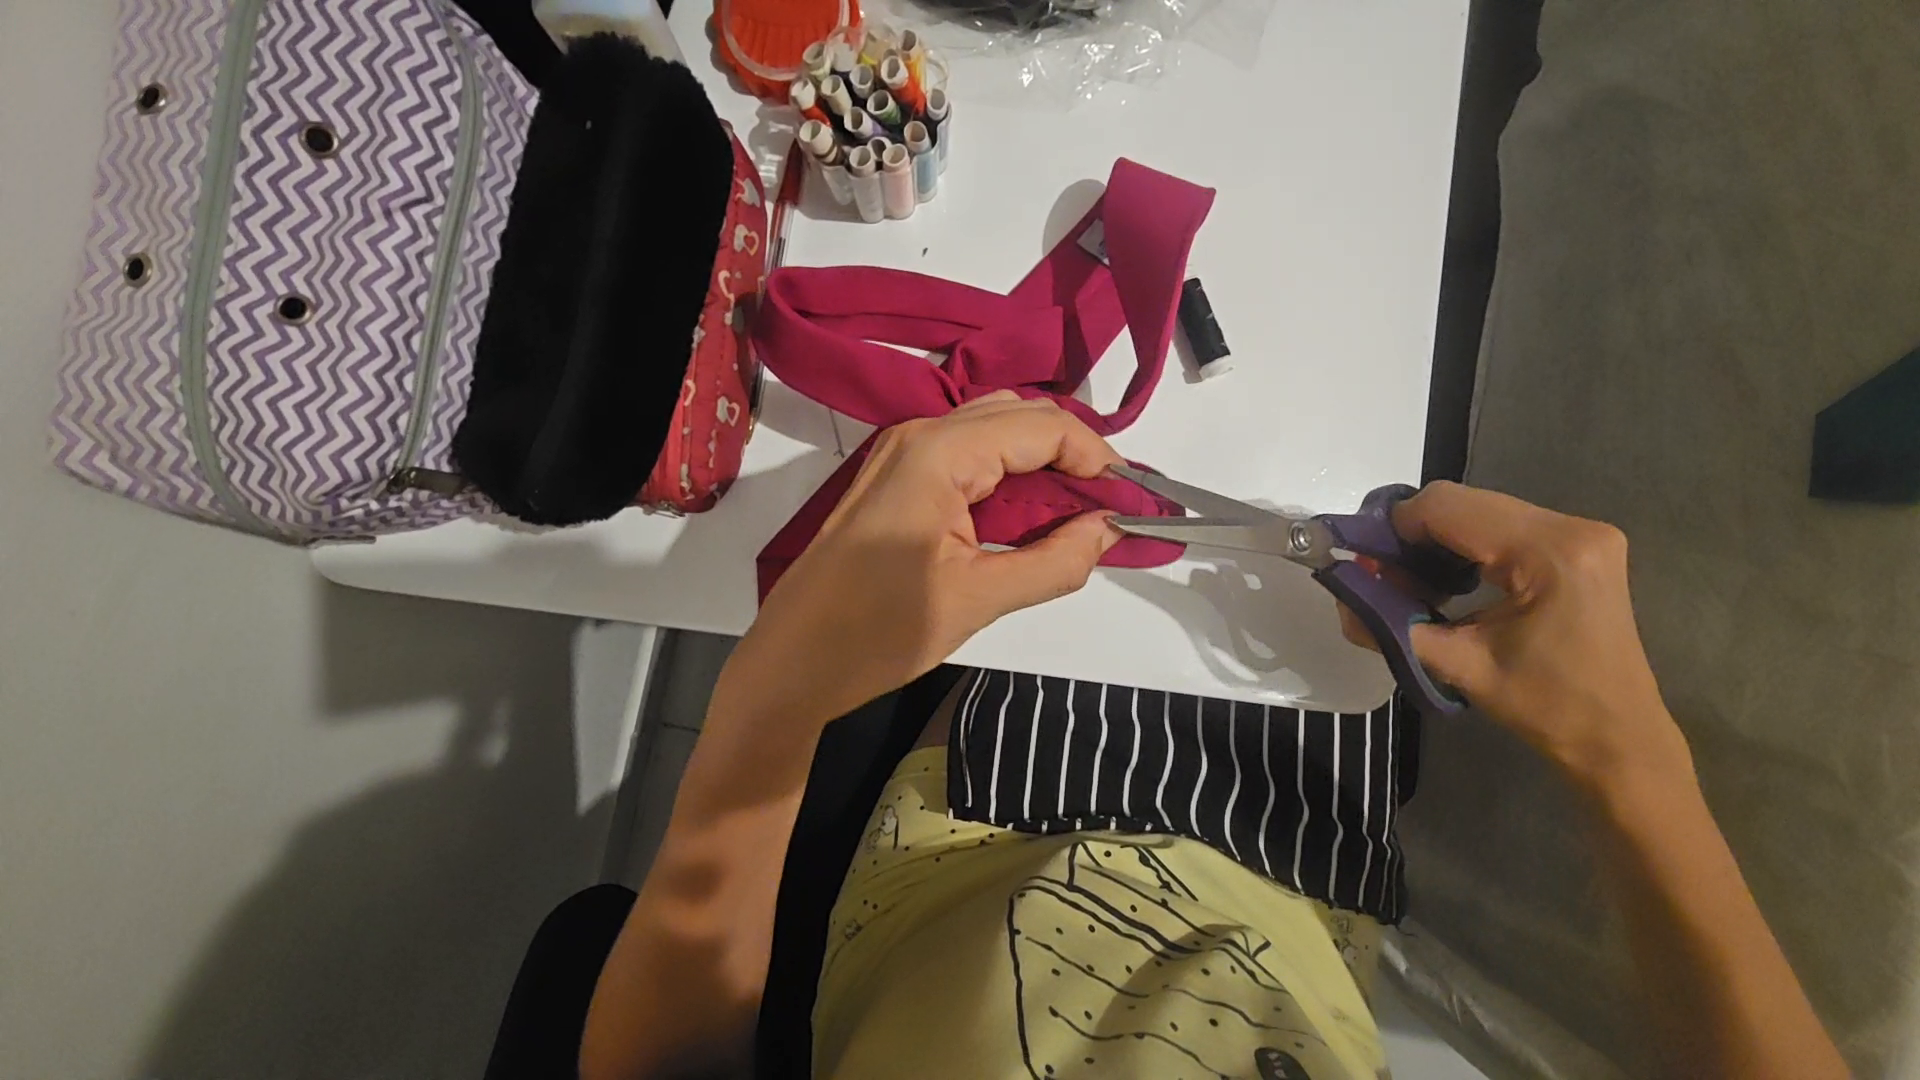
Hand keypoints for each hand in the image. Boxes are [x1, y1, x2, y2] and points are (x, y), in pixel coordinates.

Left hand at [719, 393, 1122, 727]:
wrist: (793, 661)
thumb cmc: (877, 633)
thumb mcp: (977, 600)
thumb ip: (1054, 562)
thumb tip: (1108, 533)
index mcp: (939, 453)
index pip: (1043, 426)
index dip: (1098, 459)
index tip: (1134, 504)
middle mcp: (921, 436)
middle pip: (1021, 419)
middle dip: (1075, 458)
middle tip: (1114, 512)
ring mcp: (904, 455)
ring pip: (996, 435)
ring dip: (1045, 468)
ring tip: (1083, 518)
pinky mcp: (898, 481)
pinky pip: (969, 461)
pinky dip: (1011, 482)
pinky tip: (1035, 520)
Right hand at [1340, 482, 1688, 788]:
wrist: (1618, 738)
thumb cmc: (1546, 706)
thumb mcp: (1456, 666)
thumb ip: (1389, 625)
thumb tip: (1341, 596)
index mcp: (1549, 552)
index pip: (1447, 506)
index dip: (1395, 528)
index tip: (1368, 565)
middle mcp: (1572, 527)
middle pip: (1462, 502)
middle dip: (1414, 535)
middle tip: (1389, 580)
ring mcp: (1581, 532)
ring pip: (1479, 510)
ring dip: (1437, 540)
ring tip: (1419, 587)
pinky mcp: (1579, 544)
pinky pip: (1501, 524)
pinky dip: (1464, 545)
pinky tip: (1453, 583)